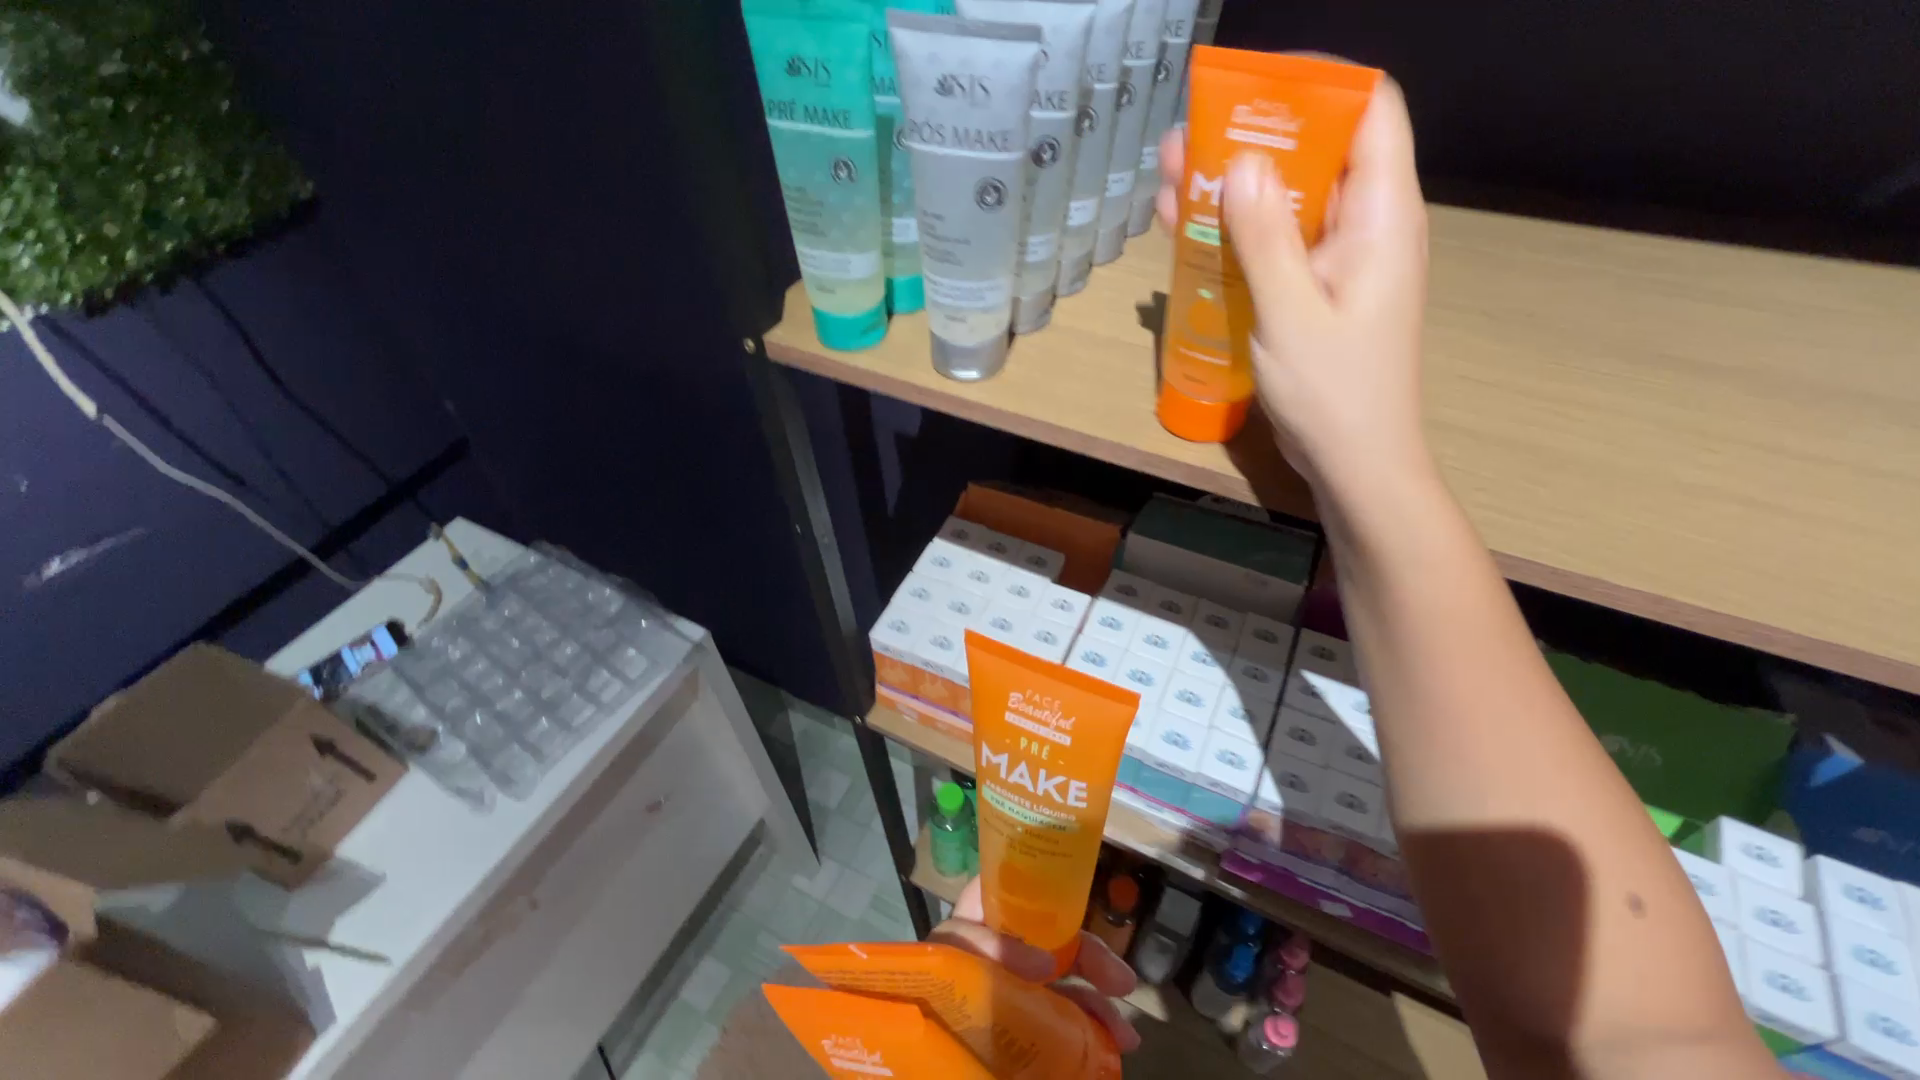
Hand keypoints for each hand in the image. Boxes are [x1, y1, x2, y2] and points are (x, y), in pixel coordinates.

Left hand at [928, 877, 1142, 1051]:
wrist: (922, 1064)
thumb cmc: (923, 996)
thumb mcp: (948, 957)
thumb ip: (988, 947)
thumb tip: (1047, 962)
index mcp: (974, 922)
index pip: (1009, 888)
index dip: (1045, 886)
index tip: (1080, 901)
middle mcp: (998, 949)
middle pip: (1053, 939)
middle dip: (1090, 957)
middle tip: (1122, 984)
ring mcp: (1012, 988)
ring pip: (1065, 983)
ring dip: (1099, 1003)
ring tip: (1125, 1035)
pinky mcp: (1022, 1025)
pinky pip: (1061, 1020)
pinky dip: (1090, 1030)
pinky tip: (1111, 1045)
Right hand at [1155, 77, 1431, 502]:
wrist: (1355, 462)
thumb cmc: (1335, 392)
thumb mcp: (1292, 313)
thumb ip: (1267, 237)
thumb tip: (1245, 162)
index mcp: (1382, 216)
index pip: (1370, 109)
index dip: (1316, 84)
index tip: (1251, 86)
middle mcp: (1365, 224)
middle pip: (1318, 150)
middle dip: (1254, 136)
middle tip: (1188, 136)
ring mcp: (1338, 258)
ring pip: (1289, 198)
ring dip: (1234, 185)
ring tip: (1171, 174)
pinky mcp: (1314, 288)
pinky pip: (1275, 242)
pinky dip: (1234, 231)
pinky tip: (1184, 226)